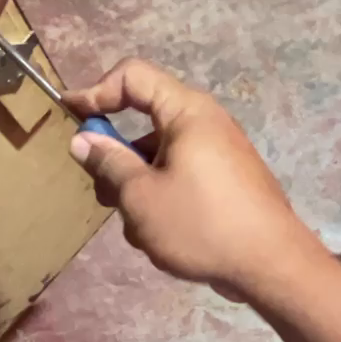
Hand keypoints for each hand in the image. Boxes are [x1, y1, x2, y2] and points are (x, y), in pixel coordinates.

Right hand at [64, 58, 324, 296]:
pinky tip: (161, 238)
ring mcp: (218, 156)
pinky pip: (180, 180)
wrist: (270, 265)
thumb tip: (83, 139)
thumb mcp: (141, 195)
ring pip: (159, 160)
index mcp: (186, 112)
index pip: (133, 76)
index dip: (96, 91)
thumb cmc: (201, 224)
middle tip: (102, 192)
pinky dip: (162, 200)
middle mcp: (205, 124)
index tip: (69, 116)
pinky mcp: (224, 184)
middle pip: (144, 124)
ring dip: (138, 189)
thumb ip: (109, 162)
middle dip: (117, 157)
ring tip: (136, 228)